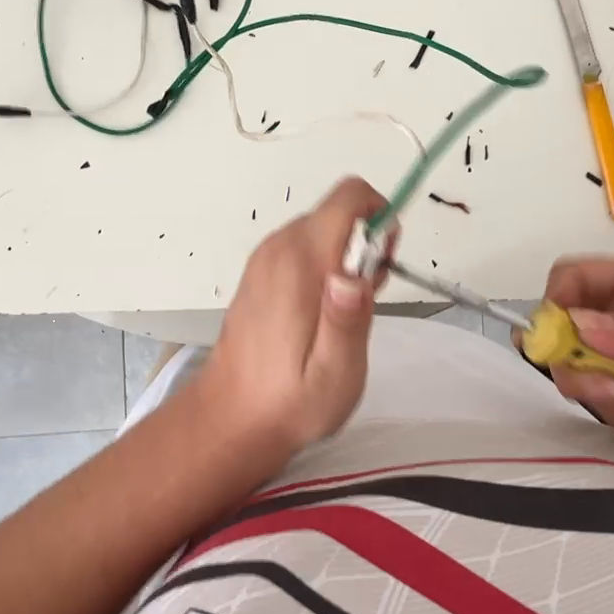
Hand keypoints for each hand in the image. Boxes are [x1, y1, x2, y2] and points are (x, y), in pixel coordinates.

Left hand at [194, 178, 389, 454]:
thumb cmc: (290, 401)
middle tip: (364, 303)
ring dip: (345, 259)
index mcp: (301, 261)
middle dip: (365, 245)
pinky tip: (318, 316)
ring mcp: (265, 256)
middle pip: (338, 212)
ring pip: (322, 230)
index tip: (382, 263)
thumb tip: (353, 274)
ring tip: (341, 317)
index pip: (349, 197)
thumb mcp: (334, 374)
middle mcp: (280, 246)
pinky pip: (303, 247)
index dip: (380, 218)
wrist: (230, 416)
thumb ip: (348, 321)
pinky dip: (322, 267)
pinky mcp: (260, 270)